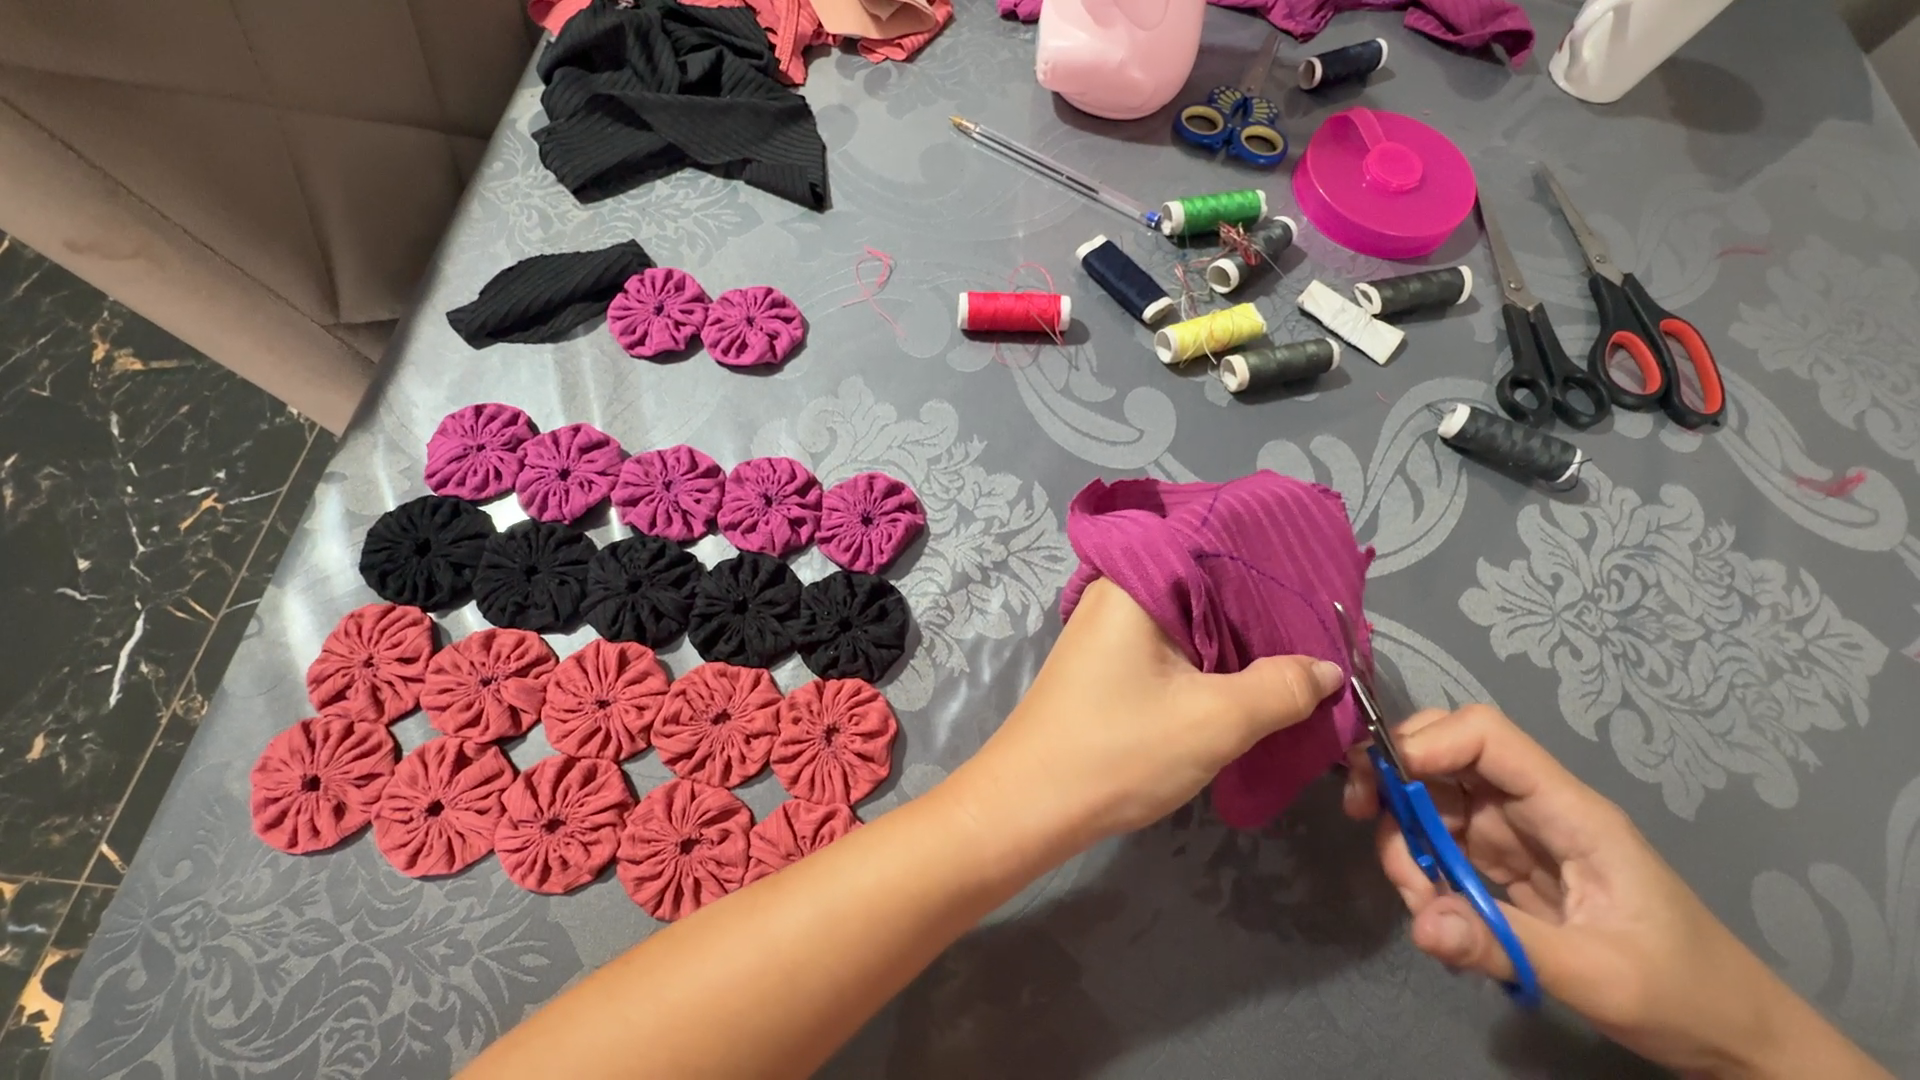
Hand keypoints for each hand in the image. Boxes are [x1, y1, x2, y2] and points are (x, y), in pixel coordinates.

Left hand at [950, 578, 1341, 850]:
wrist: (1029, 808)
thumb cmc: (1118, 752)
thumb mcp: (1214, 720)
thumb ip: (1281, 688)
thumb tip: (1328, 668)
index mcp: (1135, 581)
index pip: (1218, 549)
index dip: (1276, 568)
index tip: (1329, 588)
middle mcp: (1119, 593)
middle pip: (1209, 588)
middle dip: (1265, 613)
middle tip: (1330, 632)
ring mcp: (1111, 631)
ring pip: (1194, 625)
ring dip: (1241, 646)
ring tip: (1306, 659)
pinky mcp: (1111, 665)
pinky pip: (1175, 651)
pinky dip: (1213, 665)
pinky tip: (1253, 683)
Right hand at [1345, 705, 1887, 1078]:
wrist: (1735, 1037)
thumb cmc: (1685, 993)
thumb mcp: (1599, 977)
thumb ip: (1505, 945)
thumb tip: (1421, 922)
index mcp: (1568, 810)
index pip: (1487, 736)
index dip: (1426, 742)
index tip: (1380, 786)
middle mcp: (1534, 808)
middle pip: (1446, 753)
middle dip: (1395, 777)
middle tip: (1365, 819)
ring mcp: (1514, 836)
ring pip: (1432, 799)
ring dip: (1404, 837)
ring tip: (1420, 901)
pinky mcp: (1501, 865)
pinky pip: (1440, 843)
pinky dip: (1419, 867)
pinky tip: (1433, 911)